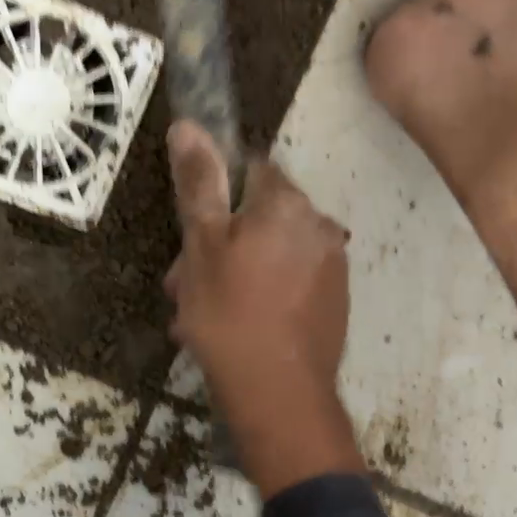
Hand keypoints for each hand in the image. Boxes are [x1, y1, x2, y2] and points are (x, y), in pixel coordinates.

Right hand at [163, 120, 366, 496]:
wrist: (278, 391)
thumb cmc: (228, 313)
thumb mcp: (200, 245)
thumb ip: (198, 184)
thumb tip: (189, 125)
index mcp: (287, 204)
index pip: (248, 170)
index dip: (211, 196)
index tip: (189, 233)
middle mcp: (319, 225)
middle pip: (256, 216)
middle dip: (217, 243)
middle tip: (185, 284)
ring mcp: (330, 265)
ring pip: (267, 251)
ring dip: (232, 271)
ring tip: (202, 312)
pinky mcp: (332, 300)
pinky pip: (285, 281)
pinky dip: (257, 294)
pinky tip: (233, 325)